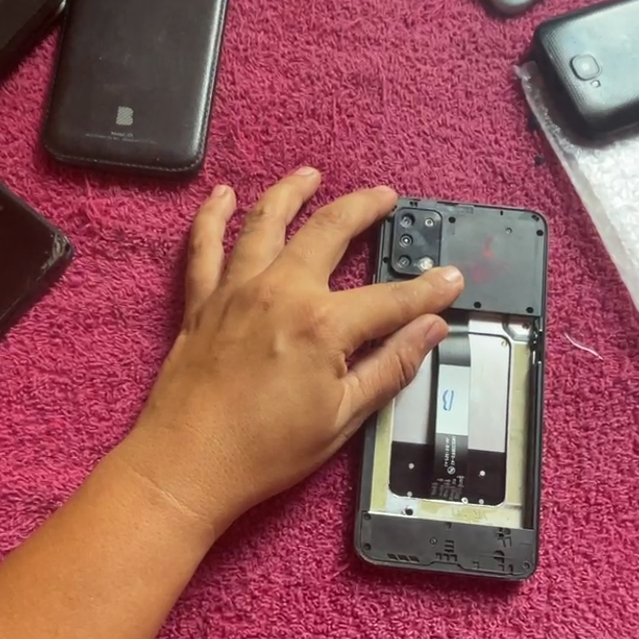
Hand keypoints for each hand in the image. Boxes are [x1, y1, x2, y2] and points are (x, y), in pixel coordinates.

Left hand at [113, 168, 464, 532]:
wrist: (187, 465)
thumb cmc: (264, 451)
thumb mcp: (341, 418)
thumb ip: (389, 367)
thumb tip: (431, 330)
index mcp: (323, 326)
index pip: (391, 298)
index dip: (428, 290)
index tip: (451, 278)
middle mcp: (280, 293)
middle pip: (329, 231)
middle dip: (363, 208)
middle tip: (384, 197)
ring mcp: (236, 292)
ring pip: (266, 222)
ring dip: (291, 192)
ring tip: (310, 174)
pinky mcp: (201, 303)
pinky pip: (204, 247)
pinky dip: (212, 217)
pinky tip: (222, 196)